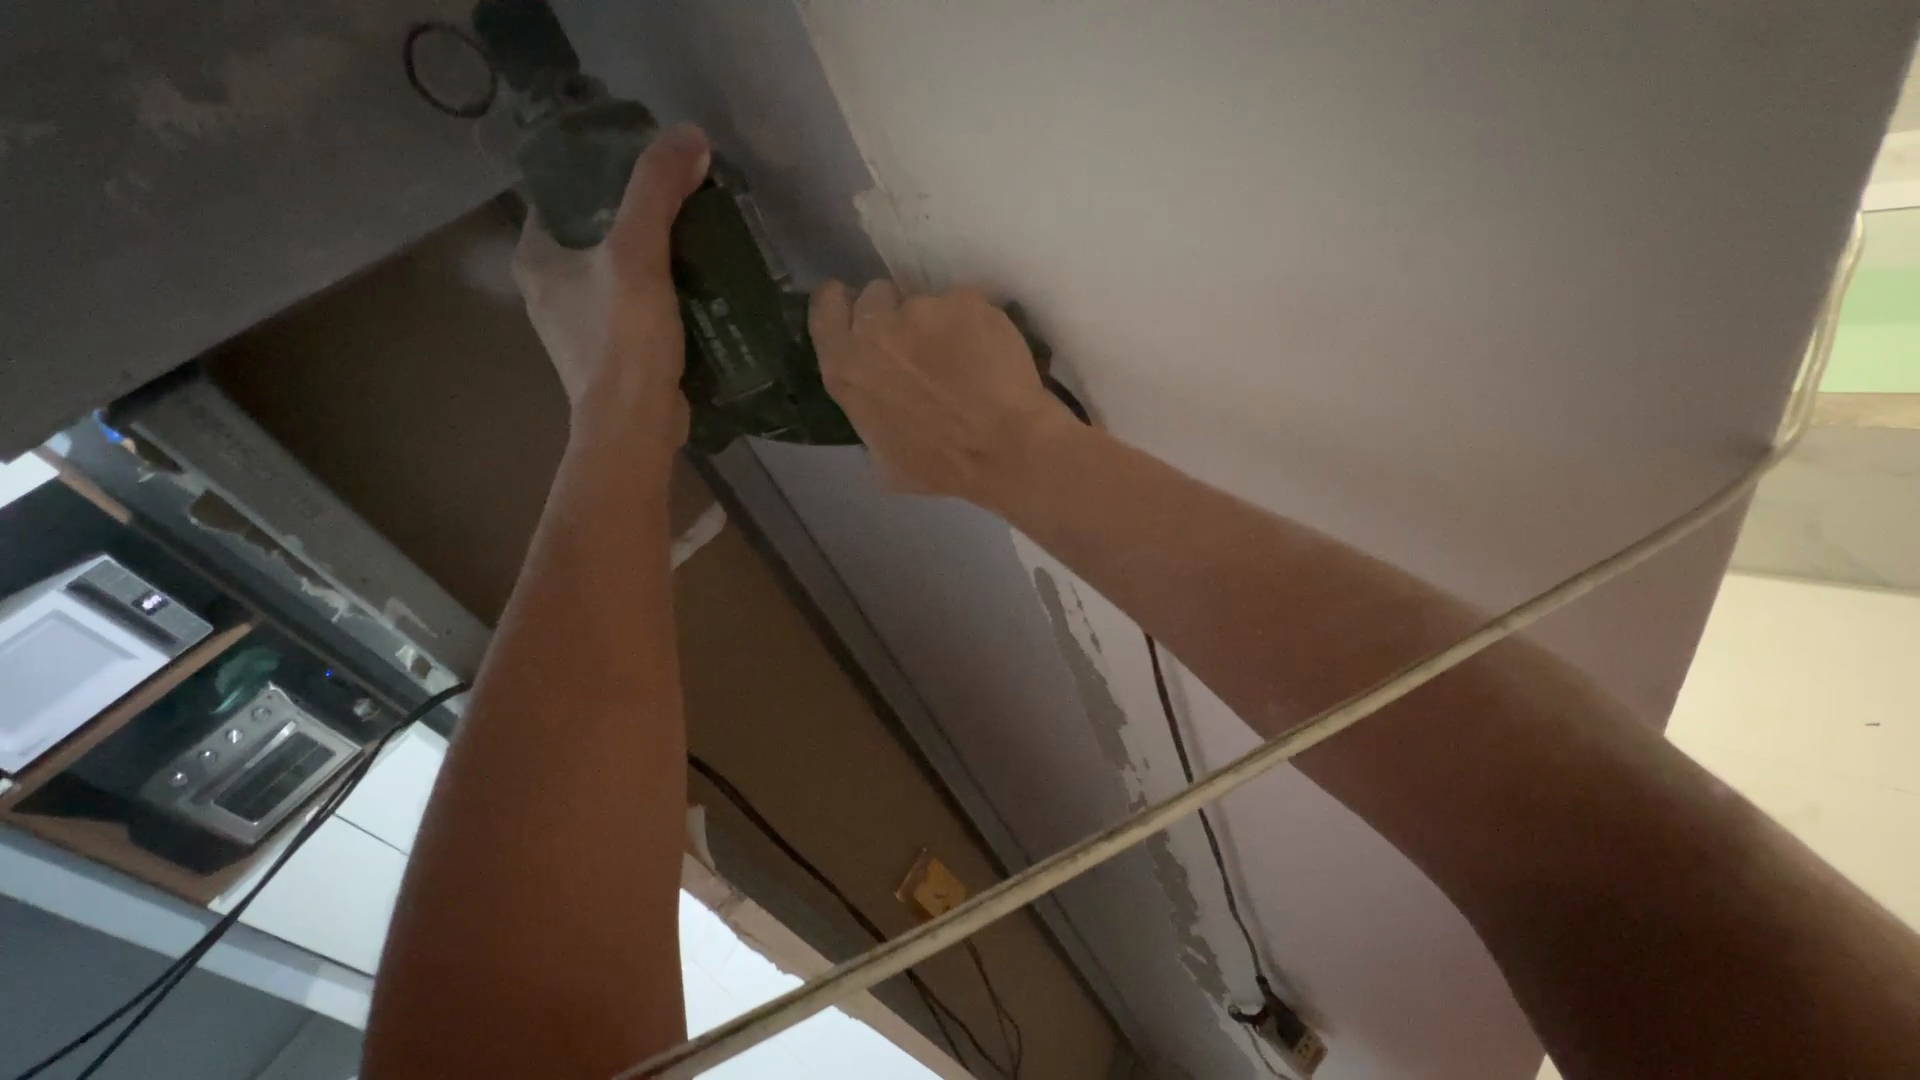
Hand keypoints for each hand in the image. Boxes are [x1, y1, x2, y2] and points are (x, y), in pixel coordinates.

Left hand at [513, 123, 709, 441]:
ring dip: (655, 258)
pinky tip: (699, 288)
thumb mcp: (638, 253)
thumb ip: (658, 190)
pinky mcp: (615, 355)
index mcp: (537, 259)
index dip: (603, 174)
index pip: (563, 195)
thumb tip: (691, 135)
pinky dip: (665, 295)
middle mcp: (550, 291)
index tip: (650, 167)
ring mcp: (582, 328)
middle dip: (638, 217)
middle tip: (685, 200)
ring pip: (620, 273)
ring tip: (699, 239)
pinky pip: (639, 309)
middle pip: (596, 233)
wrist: (636, 426)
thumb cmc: (623, 339)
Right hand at [810, 281, 1074, 503]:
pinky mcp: (963, 301)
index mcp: (845, 368)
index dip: (844, 305)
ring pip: (925, 300)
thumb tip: (870, 401)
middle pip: (875, 295)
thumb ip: (865, 413)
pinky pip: (964, 304)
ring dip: (938, 321)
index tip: (861, 315)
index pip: (826, 306)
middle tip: (919, 344)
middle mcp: (875, 331)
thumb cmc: (941, 466)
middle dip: (893, 313)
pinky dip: (974, 323)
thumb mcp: (880, 459)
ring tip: (962, 356)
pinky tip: (988, 354)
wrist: (1005, 449)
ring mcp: (921, 310)